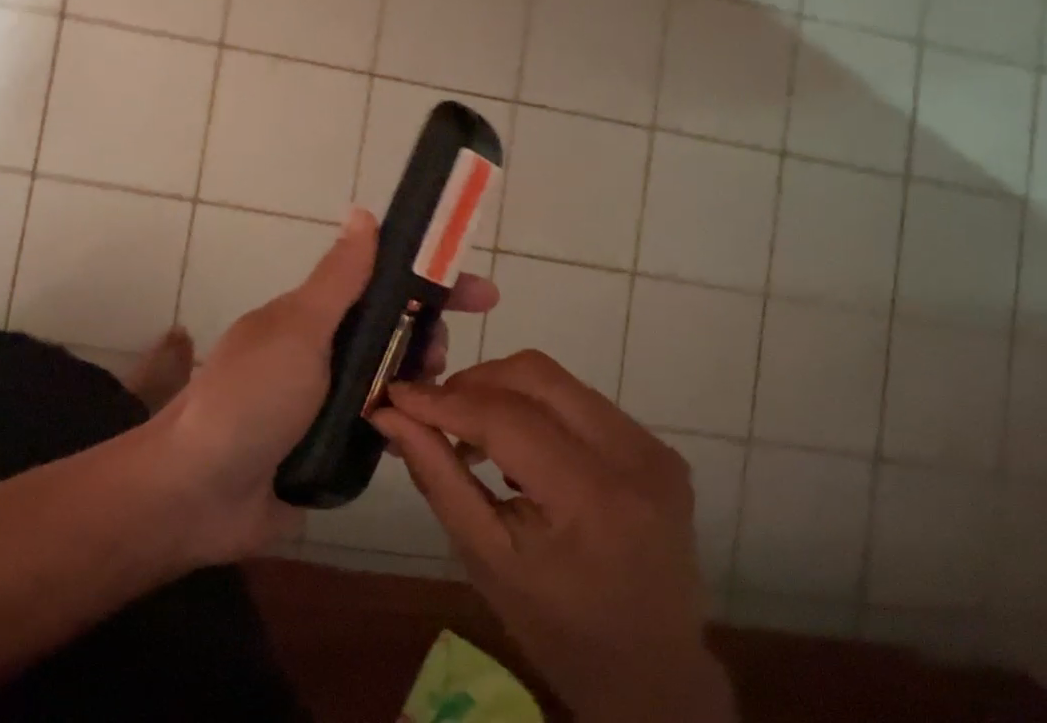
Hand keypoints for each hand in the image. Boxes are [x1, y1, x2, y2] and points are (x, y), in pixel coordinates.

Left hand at [153, 207, 498, 562]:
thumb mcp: (297, 331)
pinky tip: (424, 442)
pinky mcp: (331, 454)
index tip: (483, 296)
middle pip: (394, 338)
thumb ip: (338, 280)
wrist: (199, 494)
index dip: (431, 285)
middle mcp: (320, 358)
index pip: (380, 288)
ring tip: (430, 406)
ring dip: (420, 390)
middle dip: (427, 342)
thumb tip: (362, 213)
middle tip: (436, 363)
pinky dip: (406, 432)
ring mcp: (326, 408)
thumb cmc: (249, 400)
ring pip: (393, 387)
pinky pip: (383, 435)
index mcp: (309, 321)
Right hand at [372, 352, 734, 722]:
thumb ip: (437, 475)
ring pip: (557, 381)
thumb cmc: (554, 625)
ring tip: (469, 434)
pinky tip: (515, 450)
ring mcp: (652, 449)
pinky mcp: (657, 450)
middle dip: (471, 383)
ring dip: (501, 392)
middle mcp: (633, 458)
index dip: (442, 400)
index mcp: (591, 497)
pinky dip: (535, 409)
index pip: (504, 418)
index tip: (393, 394)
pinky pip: (580, 402)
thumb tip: (389, 415)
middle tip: (431, 413)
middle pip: (535, 376)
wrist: (649, 670)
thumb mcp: (483, 555)